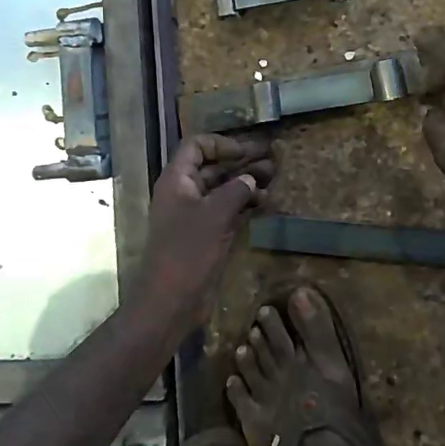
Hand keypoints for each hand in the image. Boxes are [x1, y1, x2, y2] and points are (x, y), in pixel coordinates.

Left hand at [138, 134, 275, 323]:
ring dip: (246, 183)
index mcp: (177, 181)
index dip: (222, 144)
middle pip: (213, 167)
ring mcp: (195, 215)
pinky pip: (226, 210)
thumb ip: (236, 190)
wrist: (170, 301)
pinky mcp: (205, 235)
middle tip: (271, 161)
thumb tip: (251, 179)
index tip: (246, 152)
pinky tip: (265, 203)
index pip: (196, 146)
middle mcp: (184, 193)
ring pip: (222, 189)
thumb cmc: (188, 251)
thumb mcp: (215, 214)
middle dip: (241, 163)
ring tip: (273, 180)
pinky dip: (244, 204)